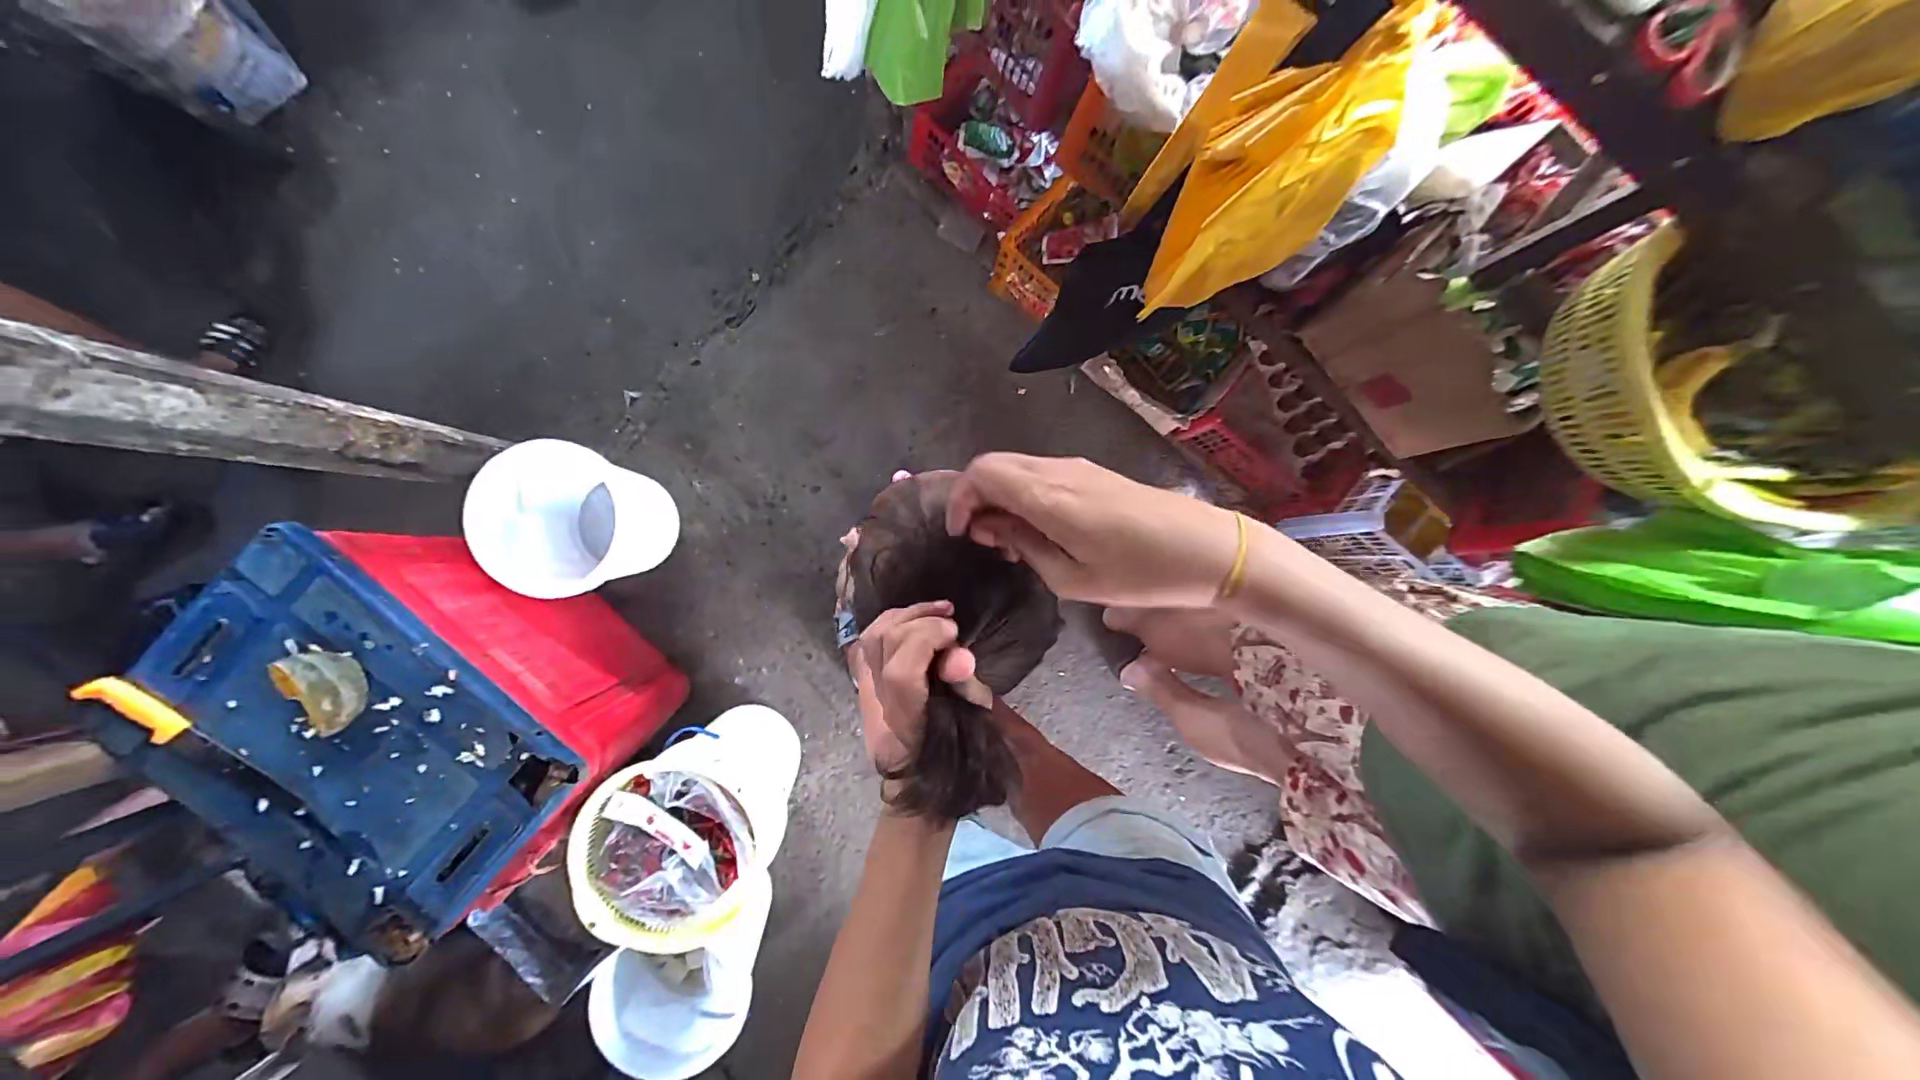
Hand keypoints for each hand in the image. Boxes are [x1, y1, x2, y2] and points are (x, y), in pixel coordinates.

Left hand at [850, 602, 991, 777]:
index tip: (955, 634)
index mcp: (905, 728)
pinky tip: (917, 618)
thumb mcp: (976, 731)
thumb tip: (960, 656)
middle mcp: (877, 710)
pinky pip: (868, 643)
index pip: (900, 673)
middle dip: (919, 622)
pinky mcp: (864, 686)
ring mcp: (865, 696)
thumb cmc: (957, 765)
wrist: (922, 792)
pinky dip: (893, 622)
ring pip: (870, 638)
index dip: (926, 641)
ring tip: (938, 612)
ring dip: (905, 615)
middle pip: (882, 645)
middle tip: (950, 625)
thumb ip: (968, 693)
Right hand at [945, 453, 1240, 608]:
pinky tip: (1040, 530)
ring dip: (1001, 497)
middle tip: (983, 540)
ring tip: (1010, 542)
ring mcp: (1080, 468)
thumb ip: (1025, 547)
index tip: (961, 535)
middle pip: (995, 463)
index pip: (981, 472)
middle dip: (976, 498)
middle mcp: (1059, 470)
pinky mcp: (1096, 474)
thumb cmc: (1142, 575)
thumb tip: (994, 528)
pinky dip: (1025, 495)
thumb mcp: (1074, 579)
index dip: (959, 499)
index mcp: (1048, 495)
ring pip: (1018, 467)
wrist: (1211, 551)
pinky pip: (1042, 474)